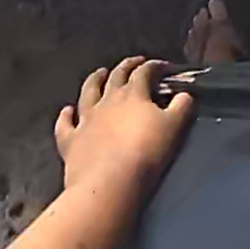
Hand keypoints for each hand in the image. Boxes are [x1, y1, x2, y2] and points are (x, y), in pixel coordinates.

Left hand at [54, 56, 194, 193]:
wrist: (108, 186)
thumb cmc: (145, 153)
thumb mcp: (175, 125)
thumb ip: (182, 105)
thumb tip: (184, 95)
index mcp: (134, 93)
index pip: (145, 71)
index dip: (156, 66)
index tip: (165, 68)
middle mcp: (108, 100)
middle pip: (117, 75)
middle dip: (128, 65)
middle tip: (136, 62)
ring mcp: (86, 120)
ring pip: (88, 92)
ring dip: (95, 80)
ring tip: (100, 73)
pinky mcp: (70, 142)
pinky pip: (65, 125)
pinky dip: (65, 116)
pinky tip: (66, 111)